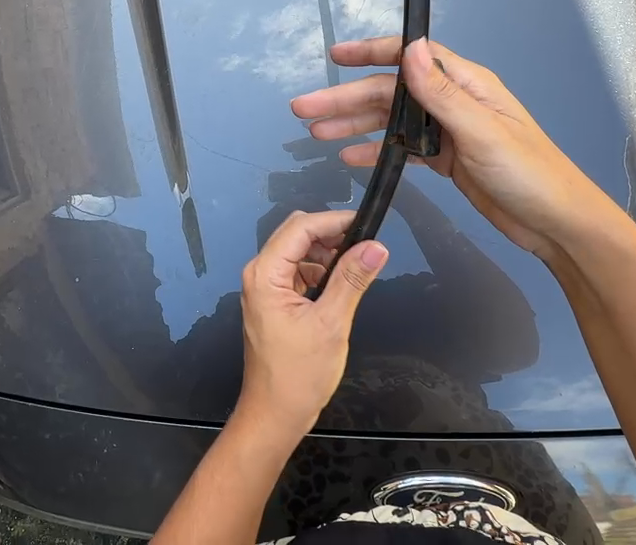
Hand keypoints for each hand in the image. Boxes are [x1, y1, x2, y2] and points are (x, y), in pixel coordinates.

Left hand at [236, 210, 388, 438]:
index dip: (333, 220)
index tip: (365, 223)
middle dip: (330, 234)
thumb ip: (352, 280)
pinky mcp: (272, 301)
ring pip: (296, 251)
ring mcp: (264, 287)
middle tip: (365, 244)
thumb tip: (376, 246)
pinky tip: (338, 284)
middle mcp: (259, 273)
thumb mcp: (331, 324)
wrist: (275, 414)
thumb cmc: (299, 374)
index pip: (300, 228)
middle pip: (295, 235)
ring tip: (356, 266)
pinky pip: (296, 271)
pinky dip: (318, 270)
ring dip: (325, 252)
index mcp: (265, 274)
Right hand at [289, 37, 618, 262]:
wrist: (559, 227)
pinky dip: (374, 151)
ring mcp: (448, 131)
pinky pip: (401, 149)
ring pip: (389, 121)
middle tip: (304, 110)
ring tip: (315, 135)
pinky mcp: (446, 160)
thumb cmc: (529, 174)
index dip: (370, 53)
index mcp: (465, 84)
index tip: (335, 56)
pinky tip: (348, 157)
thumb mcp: (482, 132)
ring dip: (353, 125)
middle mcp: (452, 101)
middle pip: (389, 93)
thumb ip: (442, 93)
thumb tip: (410, 48)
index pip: (409, 57)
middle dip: (345, 99)